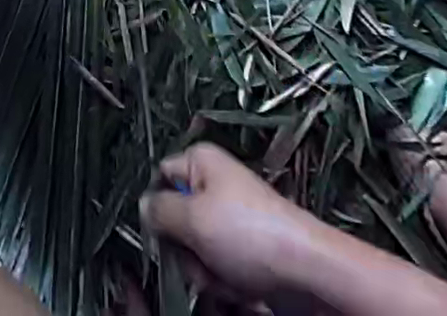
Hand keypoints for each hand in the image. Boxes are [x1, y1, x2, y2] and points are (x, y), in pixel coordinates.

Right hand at [138, 143, 330, 298]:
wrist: (304, 270)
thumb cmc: (251, 233)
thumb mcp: (193, 218)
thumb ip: (159, 210)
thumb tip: (142, 205)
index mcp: (200, 161)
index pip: (159, 177)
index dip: (157, 205)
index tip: (162, 229)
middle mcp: (214, 184)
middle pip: (175, 218)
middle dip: (183, 249)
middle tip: (199, 257)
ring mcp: (229, 217)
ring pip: (193, 248)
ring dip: (203, 270)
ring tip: (223, 274)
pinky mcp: (243, 246)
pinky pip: (216, 265)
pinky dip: (222, 280)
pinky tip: (237, 284)